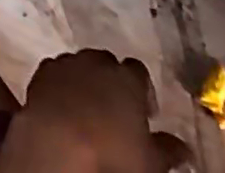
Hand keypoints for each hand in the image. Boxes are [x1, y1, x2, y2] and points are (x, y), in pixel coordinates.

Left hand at [0, 50, 191, 172]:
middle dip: (112, 80)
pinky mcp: (41, 72)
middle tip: (116, 109)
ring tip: (88, 108)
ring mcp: (65, 63)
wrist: (56, 145)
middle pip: (106, 62)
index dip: (143, 89)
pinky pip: (56, 72)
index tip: (145, 112)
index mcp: (126, 79)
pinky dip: (61, 84)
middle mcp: (95, 62)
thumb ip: (168, 150)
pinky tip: (63, 105)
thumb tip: (183, 148)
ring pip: (79, 64)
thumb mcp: (150, 161)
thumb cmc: (111, 155)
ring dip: (85, 79)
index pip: (139, 71)